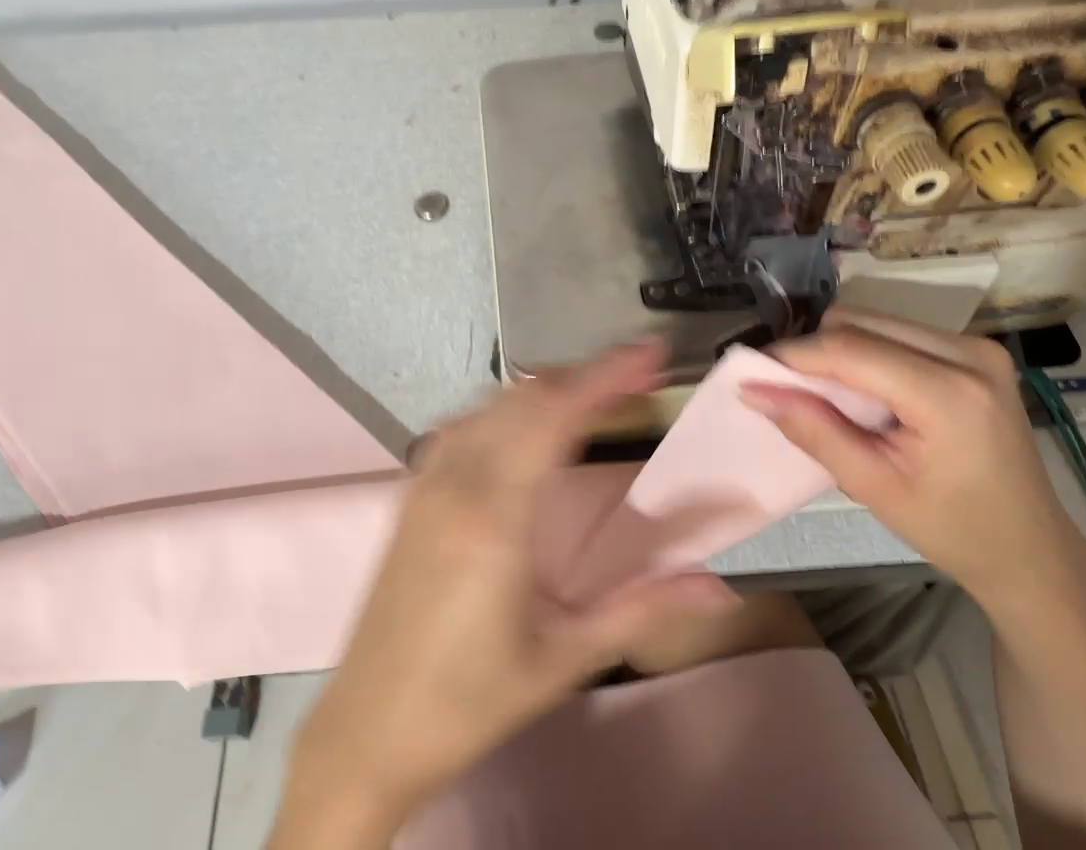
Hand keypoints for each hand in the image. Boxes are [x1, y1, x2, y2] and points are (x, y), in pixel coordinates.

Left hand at [276, 340, 736, 845]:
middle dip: (583, 376)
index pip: (553, 414)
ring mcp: (423, 488)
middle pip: (522, 399)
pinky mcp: (407, 501)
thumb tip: (718, 584)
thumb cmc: (468, 702)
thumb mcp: (562, 660)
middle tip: (638, 378)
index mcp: (495, 518)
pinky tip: (523, 435)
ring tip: (593, 399)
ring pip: (487, 407)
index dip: (605, 374)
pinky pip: (458, 430)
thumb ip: (640, 609)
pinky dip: (502, 413)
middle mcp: (454, 486)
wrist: (367, 731)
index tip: (650, 354)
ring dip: (542, 392)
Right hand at [741, 309, 1085, 607]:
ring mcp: (976, 348)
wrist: (1028, 548)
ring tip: (826, 399)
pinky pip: (899, 333)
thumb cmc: (952, 528)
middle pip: (861, 322)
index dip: (792, 356)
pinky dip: (866, 355)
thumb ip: (814, 431)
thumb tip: (754, 392)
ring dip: (839, 352)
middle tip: (787, 393)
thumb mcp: (873, 486)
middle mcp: (968, 353)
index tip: (749, 373)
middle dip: (814, 352)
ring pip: (877, 322)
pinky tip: (863, 396)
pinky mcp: (975, 352)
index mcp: (949, 393)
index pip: (849, 349)